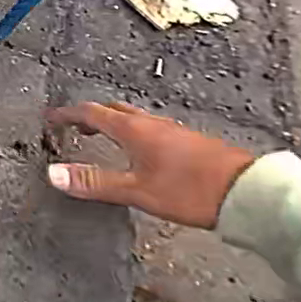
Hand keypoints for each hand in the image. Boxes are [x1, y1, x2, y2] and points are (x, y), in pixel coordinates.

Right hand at [43, 102, 256, 228]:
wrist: (248, 191)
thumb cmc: (190, 190)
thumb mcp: (136, 190)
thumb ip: (94, 182)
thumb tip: (53, 173)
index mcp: (132, 128)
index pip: (90, 112)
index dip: (67, 114)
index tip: (51, 118)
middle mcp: (150, 123)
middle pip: (111, 110)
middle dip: (89, 115)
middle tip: (75, 127)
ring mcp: (171, 130)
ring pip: (133, 118)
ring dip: (112, 123)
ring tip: (103, 138)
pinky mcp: (188, 142)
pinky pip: (150, 128)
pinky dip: (133, 132)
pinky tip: (141, 151)